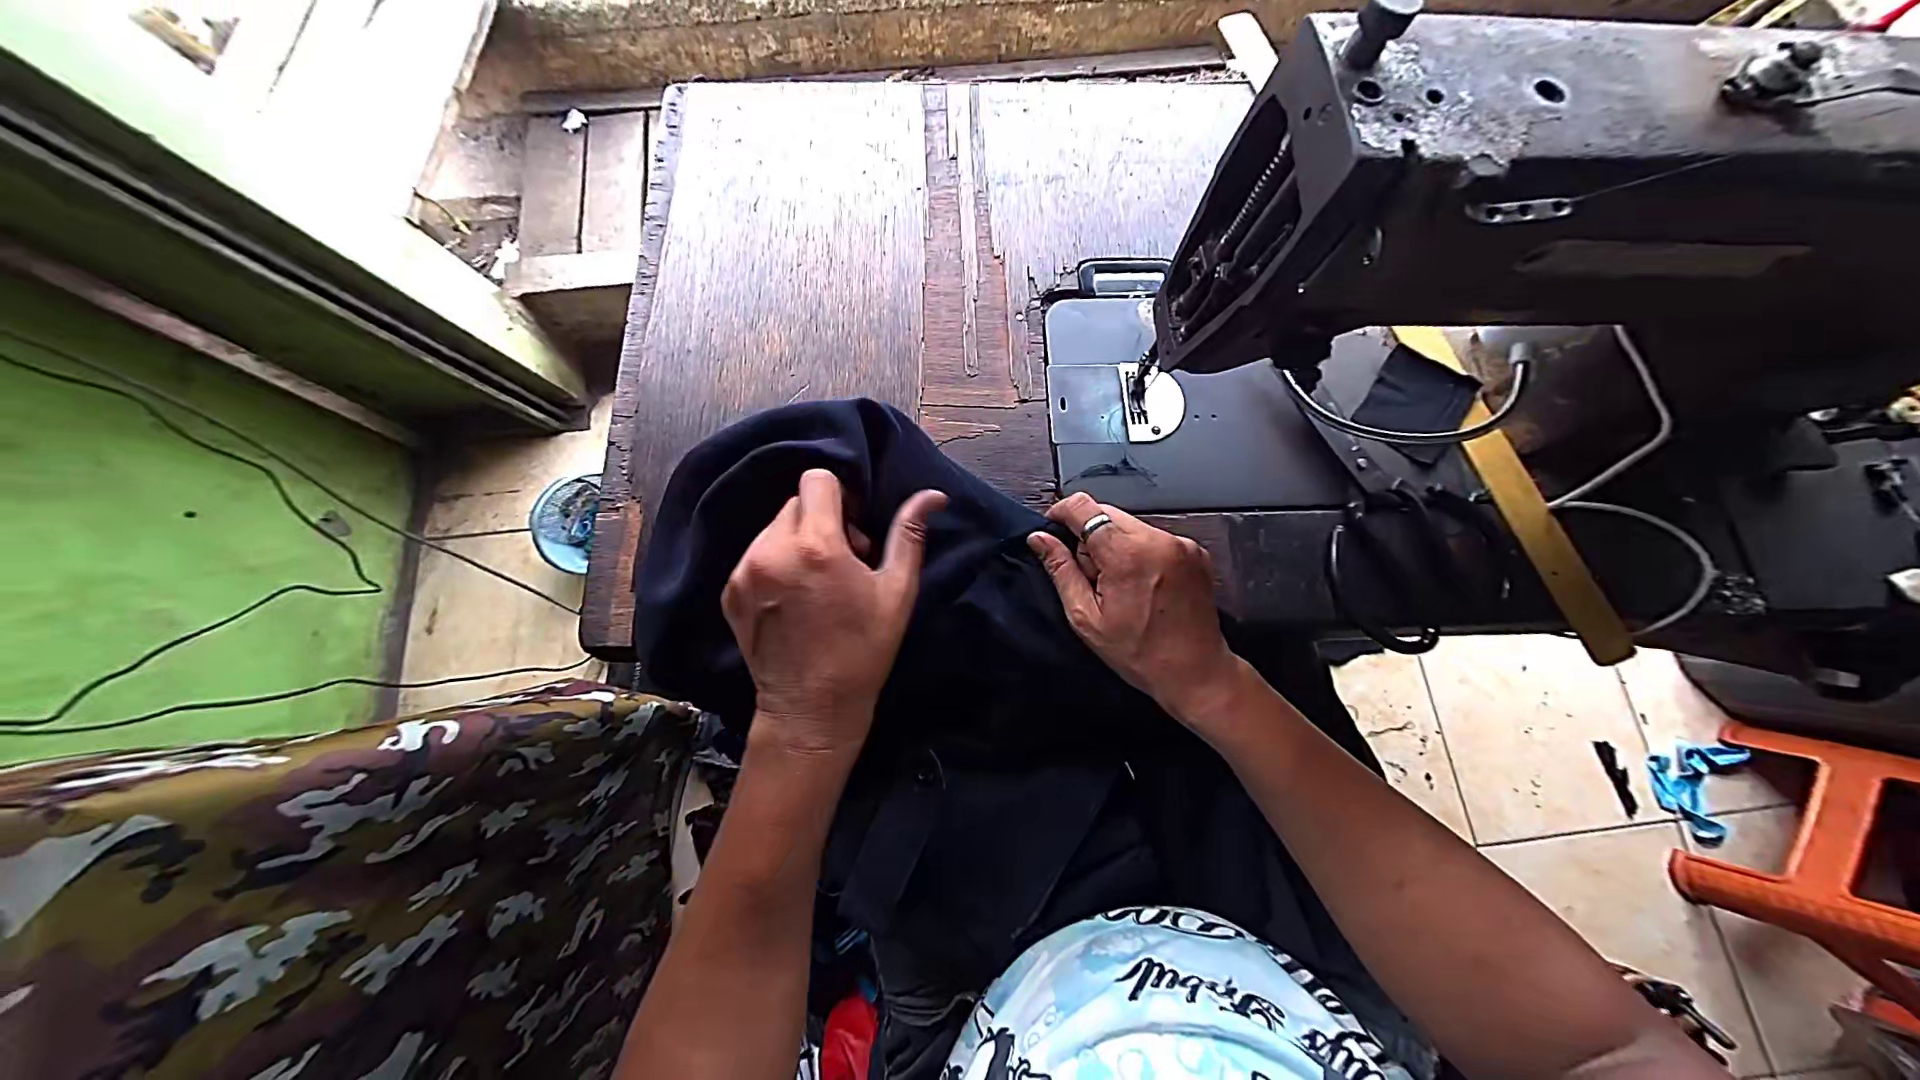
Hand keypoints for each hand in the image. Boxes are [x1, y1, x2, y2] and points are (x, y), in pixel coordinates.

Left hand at [723, 469, 947, 756]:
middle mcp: (772, 550)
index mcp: (816, 546)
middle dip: (821, 521)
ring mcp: (744, 572)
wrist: (811, 708)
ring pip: (774, 528)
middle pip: (796, 503)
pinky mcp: (729, 592)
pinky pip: (756, 555)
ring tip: (816, 585)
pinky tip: (794, 601)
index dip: (841, 498)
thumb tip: (933, 494)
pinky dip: (775, 564)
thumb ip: (909, 535)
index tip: (854, 532)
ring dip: (797, 542)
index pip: (817, 480)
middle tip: (842, 563)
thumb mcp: (896, 592)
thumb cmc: (864, 650)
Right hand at [1027, 493, 1247, 724]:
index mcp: (1127, 555)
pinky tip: (1141, 584)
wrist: (1194, 671)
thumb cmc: (1141, 653)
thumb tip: (1040, 539)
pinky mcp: (1194, 551)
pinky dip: (1139, 551)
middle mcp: (1157, 541)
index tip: (1053, 527)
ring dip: (1115, 543)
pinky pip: (1153, 536)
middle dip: (1089, 534)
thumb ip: (1061, 570)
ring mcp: (1180, 544)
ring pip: (1130, 524)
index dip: (1061, 512)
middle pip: (1107, 512)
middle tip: (1090, 574)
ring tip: (1118, 584)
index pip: (1084, 507)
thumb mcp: (1086, 616)